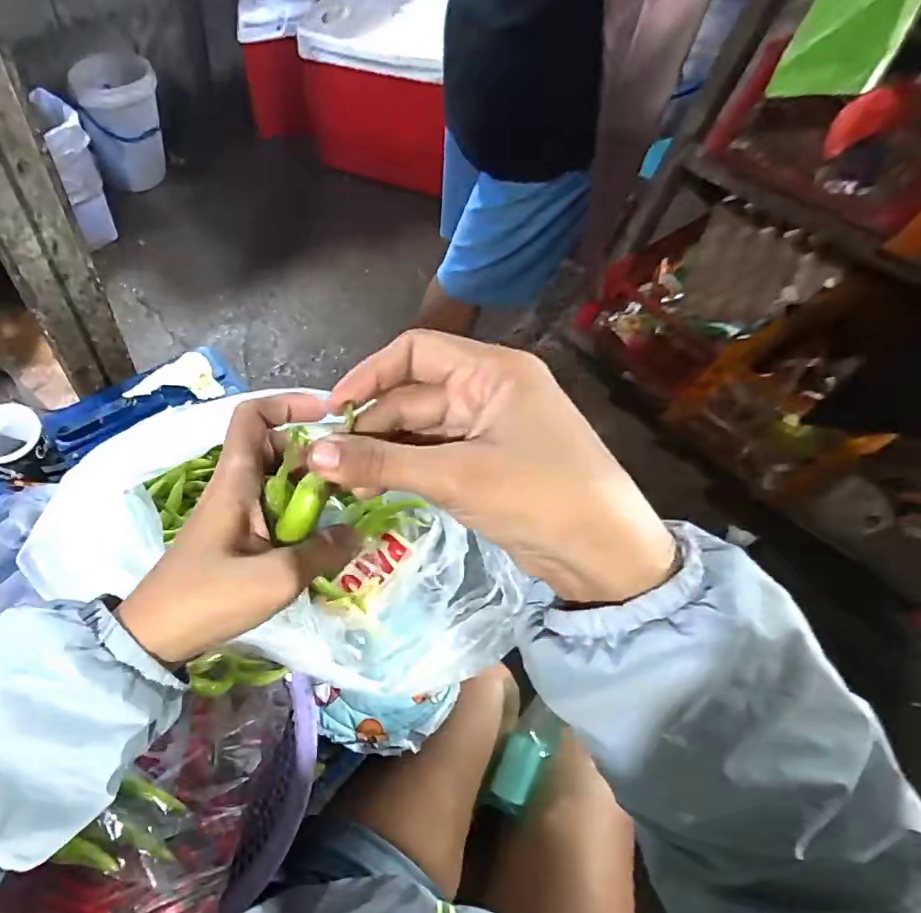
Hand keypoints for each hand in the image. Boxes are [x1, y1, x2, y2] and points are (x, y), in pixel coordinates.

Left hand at [117, 395, 357, 664]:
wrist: (156, 635)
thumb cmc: (209, 598)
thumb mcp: (275, 579)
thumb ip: (321, 552)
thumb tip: (356, 533)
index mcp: (235, 481)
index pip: (253, 416)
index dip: (289, 404)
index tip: (330, 416)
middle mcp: (235, 488)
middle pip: (277, 449)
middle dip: (316, 456)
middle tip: (354, 479)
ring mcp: (235, 515)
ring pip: (280, 484)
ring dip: (313, 491)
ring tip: (349, 509)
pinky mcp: (238, 540)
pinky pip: (276, 514)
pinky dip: (302, 519)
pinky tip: (325, 542)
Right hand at [309, 330, 676, 603]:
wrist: (605, 554)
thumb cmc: (539, 497)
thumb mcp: (455, 477)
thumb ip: (382, 463)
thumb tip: (315, 454)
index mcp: (492, 372)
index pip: (414, 351)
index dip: (367, 376)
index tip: (331, 412)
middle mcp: (487, 391)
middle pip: (411, 396)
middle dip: (369, 427)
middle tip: (330, 463)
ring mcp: (486, 429)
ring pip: (418, 431)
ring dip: (382, 453)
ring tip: (346, 484)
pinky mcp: (484, 463)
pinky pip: (431, 456)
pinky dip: (403, 470)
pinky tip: (373, 490)